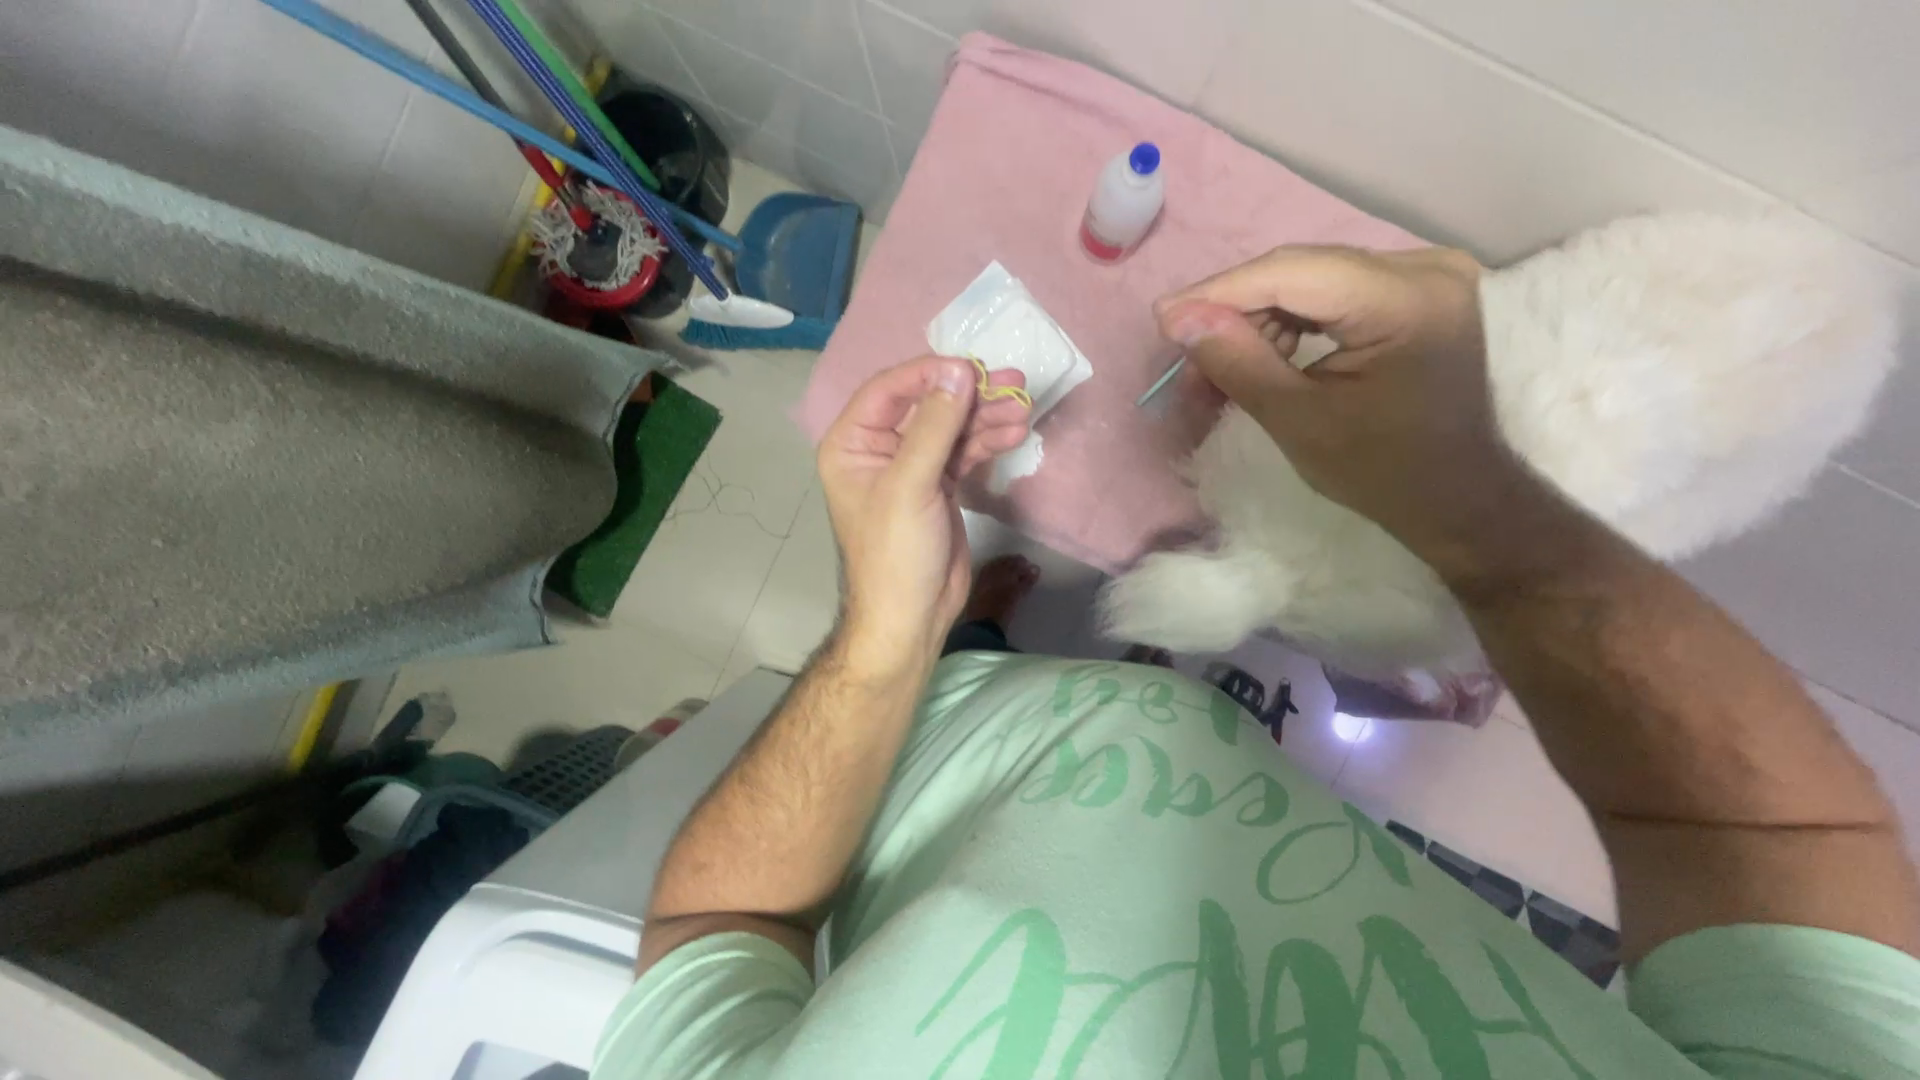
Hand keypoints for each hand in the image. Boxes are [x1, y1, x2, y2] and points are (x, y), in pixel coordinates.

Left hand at [817, 357, 1030, 672]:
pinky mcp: (939, 486)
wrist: (911, 616)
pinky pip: (963, 451)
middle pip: (926, 405)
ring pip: (951, 427)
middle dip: (969, 395)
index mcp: (852, 443)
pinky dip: (988, 441)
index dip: (930, 374)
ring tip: (1023, 409)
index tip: (972, 369)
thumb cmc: (896, 552)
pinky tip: (1015, 432)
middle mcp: (878, 449)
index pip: (889, 390)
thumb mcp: (910, 485)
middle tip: (1013, 382)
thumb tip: (960, 372)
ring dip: (986, 417)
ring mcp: (911, 467)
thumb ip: (935, 426)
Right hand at [1156, 245, 1521, 557]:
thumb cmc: (1380, 470)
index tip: (1163, 318)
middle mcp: (1424, 268)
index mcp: (1406, 299)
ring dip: (1258, 321)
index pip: (1292, 273)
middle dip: (1236, 312)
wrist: (1453, 496)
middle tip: (1187, 355)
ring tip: (1220, 369)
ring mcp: (1423, 275)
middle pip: (1300, 271)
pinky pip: (1331, 292)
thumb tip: (1179, 317)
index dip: (1220, 292)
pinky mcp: (1413, 291)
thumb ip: (1238, 362)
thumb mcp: (1298, 421)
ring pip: (1309, 280)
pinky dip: (1289, 323)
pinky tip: (1265, 356)